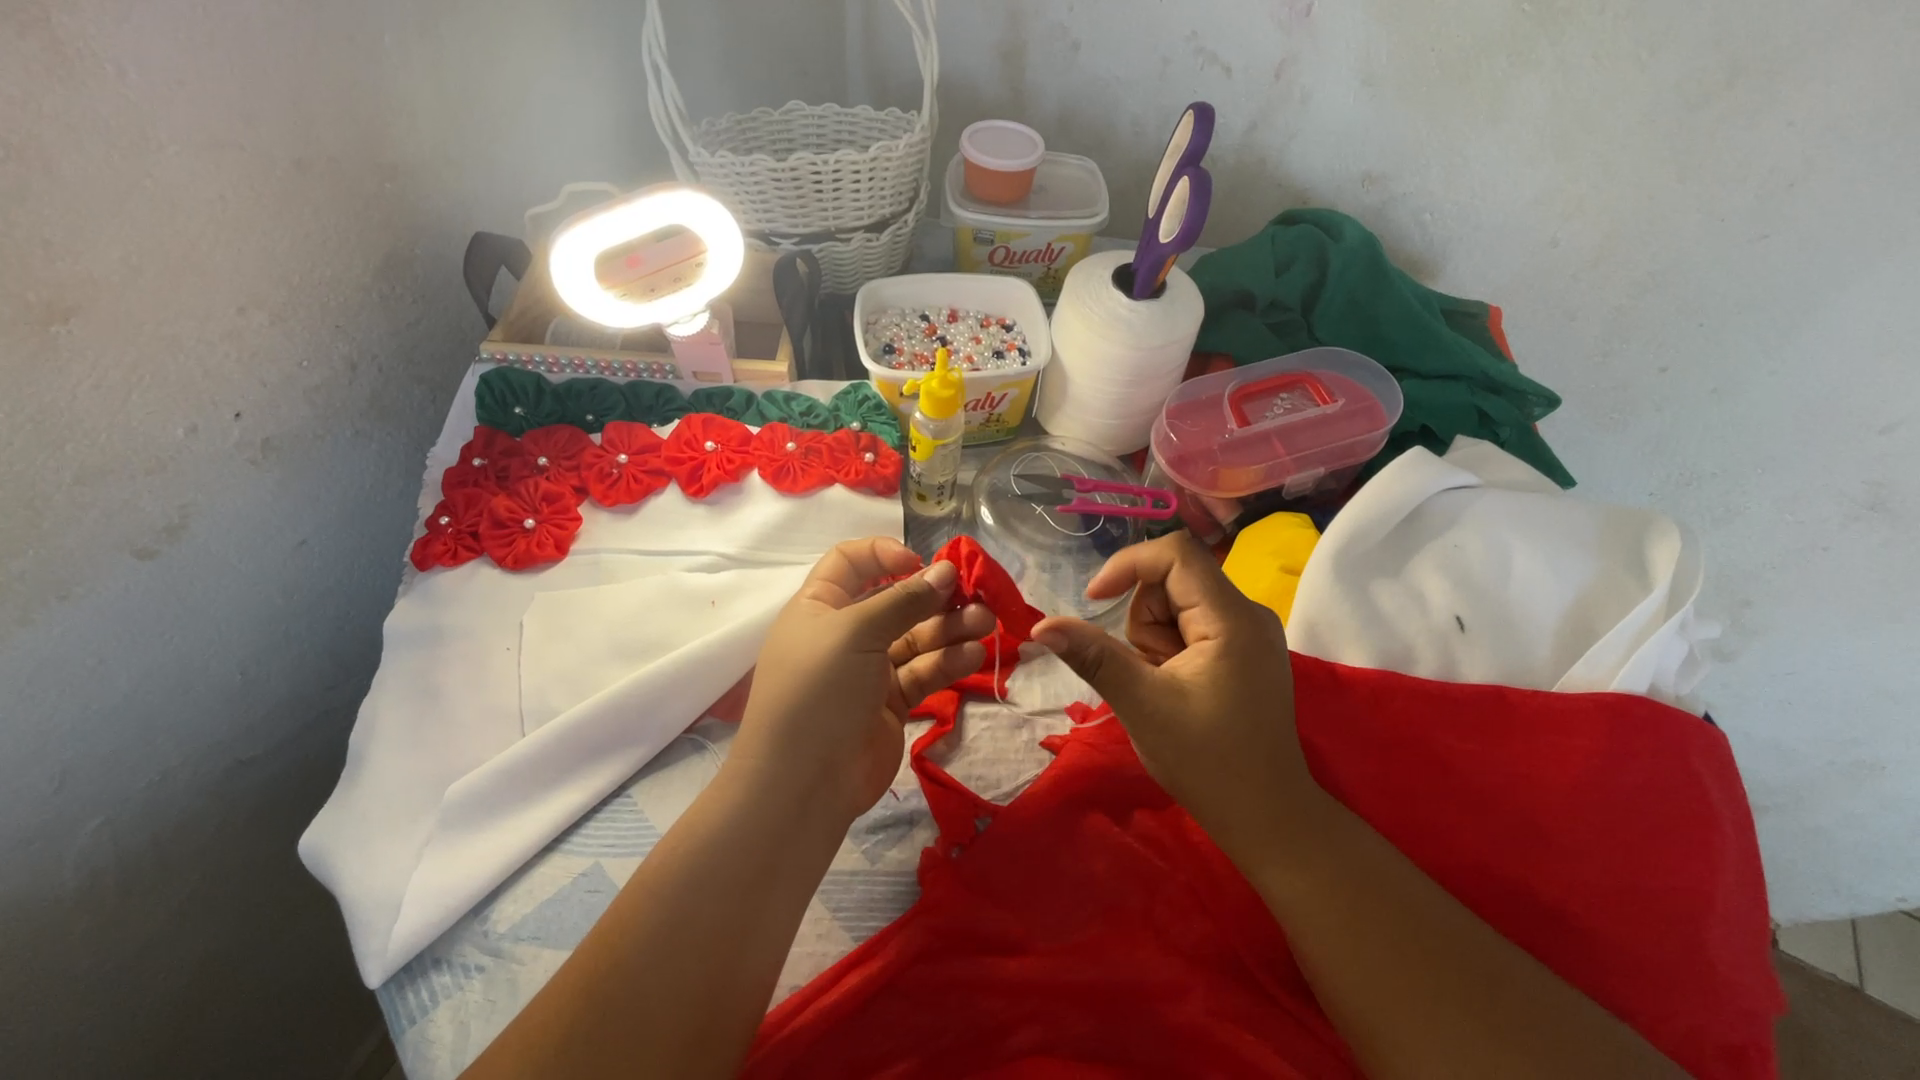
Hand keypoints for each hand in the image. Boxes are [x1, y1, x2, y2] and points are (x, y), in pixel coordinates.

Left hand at [729, 537, 996, 823]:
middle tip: (974, 597)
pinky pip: (923, 672)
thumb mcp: (856, 632)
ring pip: (916, 638)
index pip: (850, 562)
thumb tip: (945, 571)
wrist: (804, 783)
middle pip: (894, 601)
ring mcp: (868, 671)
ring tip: (984, 624)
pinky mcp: (891, 703)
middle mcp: (844, 634)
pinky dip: (948, 662)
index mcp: (819, 606)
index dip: (885, 555)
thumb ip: (904, 600)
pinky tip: (974, 655)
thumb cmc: (819, 690)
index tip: (921, 563)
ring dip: (950, 629)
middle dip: (933, 597)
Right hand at [1032, 533, 1321, 860]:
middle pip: (1173, 581)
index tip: (1093, 601)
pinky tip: (1179, 690)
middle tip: (1149, 674)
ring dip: (1155, 640)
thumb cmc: (1206, 762)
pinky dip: (1171, 651)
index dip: (1127, 565)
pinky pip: (1193, 627)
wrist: (1266, 815)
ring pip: (1178, 605)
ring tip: (1165, 688)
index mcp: (1232, 618)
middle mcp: (1249, 613)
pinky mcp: (1245, 652)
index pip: (1175, 554)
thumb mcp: (1141, 705)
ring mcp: (1251, 633)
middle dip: (1143, 621)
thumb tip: (1041, 626)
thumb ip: (1093, 656)